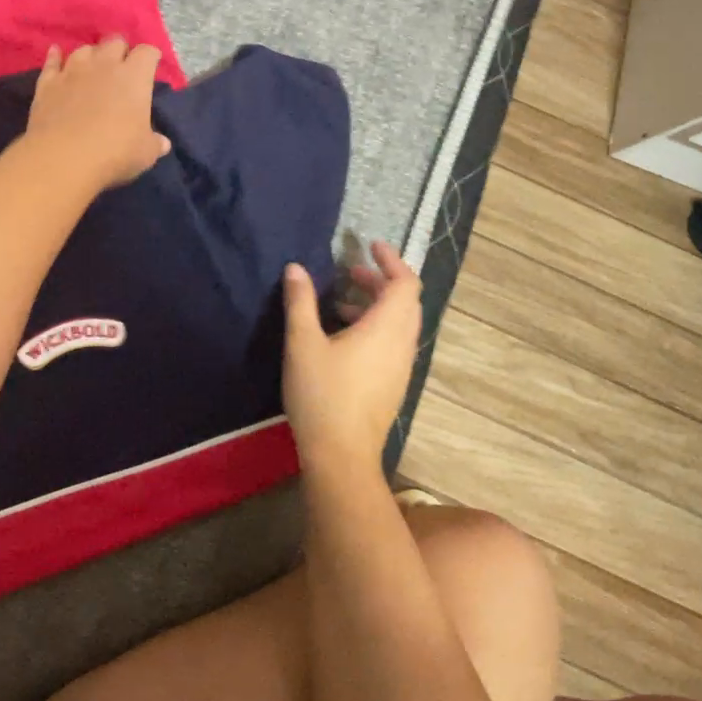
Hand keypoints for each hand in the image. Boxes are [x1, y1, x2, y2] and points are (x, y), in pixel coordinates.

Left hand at [25, 38, 170, 190]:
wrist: (62, 158)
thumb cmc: (114, 152)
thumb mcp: (145, 153)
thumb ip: (155, 143)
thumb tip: (162, 143)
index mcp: (134, 77)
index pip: (147, 53)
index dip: (150, 57)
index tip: (151, 67)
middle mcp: (104, 65)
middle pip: (115, 42)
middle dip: (121, 50)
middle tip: (122, 67)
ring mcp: (73, 71)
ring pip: (84, 49)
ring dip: (91, 54)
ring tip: (93, 66)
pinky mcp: (47, 83)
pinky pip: (52, 61)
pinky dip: (55, 56)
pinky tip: (55, 52)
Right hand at [282, 241, 422, 473]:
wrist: (341, 454)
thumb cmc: (322, 393)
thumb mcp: (302, 343)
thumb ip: (300, 302)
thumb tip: (296, 268)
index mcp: (386, 328)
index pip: (405, 283)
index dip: (391, 260)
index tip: (370, 246)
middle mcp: (402, 344)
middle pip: (405, 302)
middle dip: (380, 281)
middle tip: (349, 273)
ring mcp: (401, 367)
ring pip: (400, 324)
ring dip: (376, 306)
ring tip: (338, 304)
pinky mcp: (393, 384)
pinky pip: (393, 343)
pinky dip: (375, 327)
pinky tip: (343, 339)